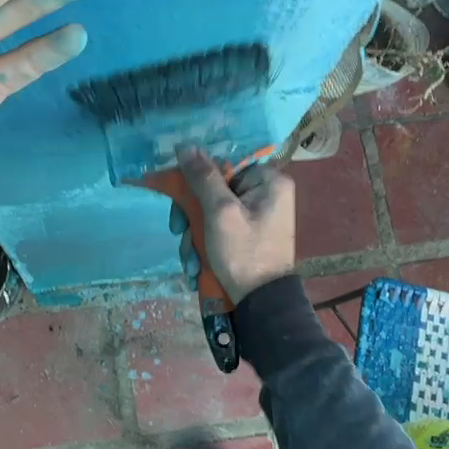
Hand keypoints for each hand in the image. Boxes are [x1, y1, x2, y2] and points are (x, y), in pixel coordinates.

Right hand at [171, 150, 296, 302]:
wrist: (261, 302)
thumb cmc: (243, 253)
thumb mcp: (220, 212)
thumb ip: (202, 177)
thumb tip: (185, 145)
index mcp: (269, 180)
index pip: (225, 163)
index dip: (198, 179)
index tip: (179, 197)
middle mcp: (267, 192)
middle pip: (215, 188)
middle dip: (193, 215)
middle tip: (179, 232)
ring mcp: (258, 214)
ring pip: (212, 210)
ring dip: (195, 234)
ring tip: (190, 260)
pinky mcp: (249, 233)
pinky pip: (219, 227)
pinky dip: (205, 243)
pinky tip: (197, 264)